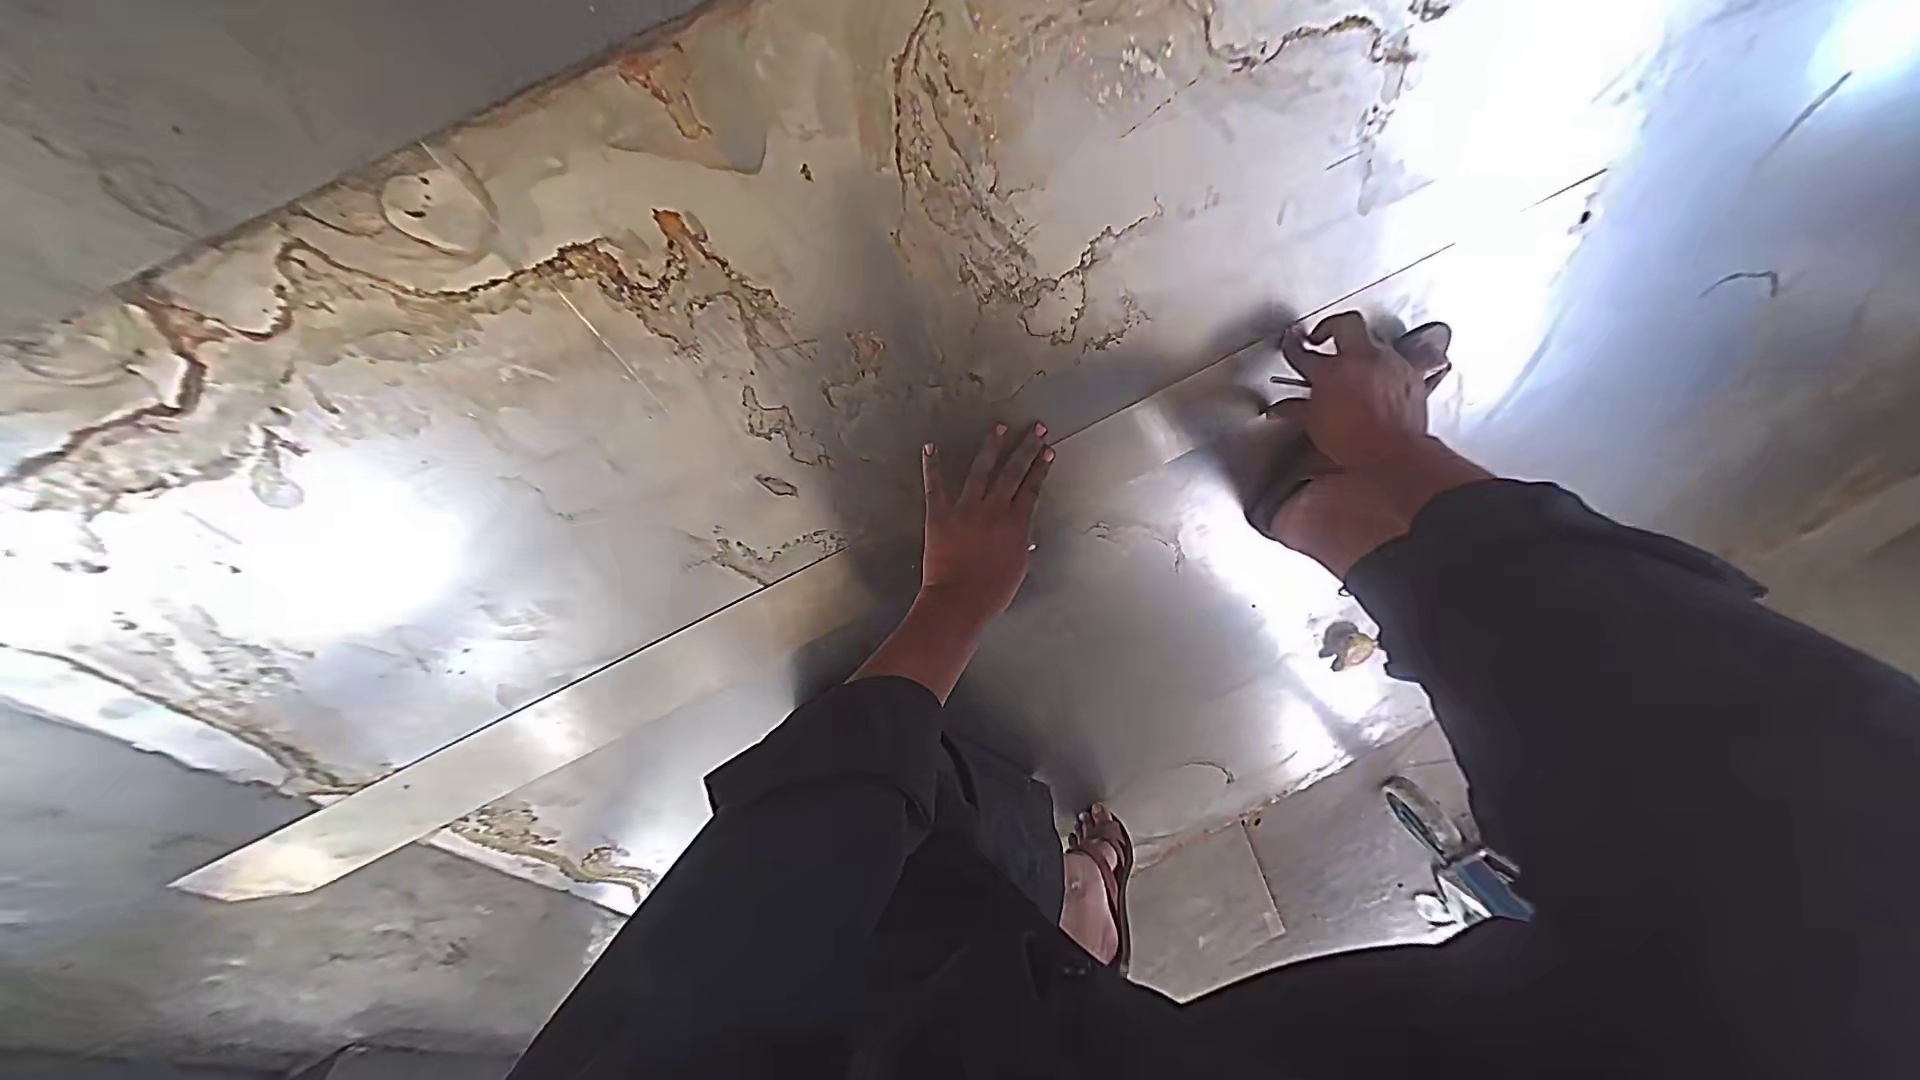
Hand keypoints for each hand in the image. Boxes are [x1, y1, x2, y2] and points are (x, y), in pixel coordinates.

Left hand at [851, 423, 1054, 700]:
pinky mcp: (939, 514)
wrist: (958, 601)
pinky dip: (932, 465)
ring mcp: (965, 509)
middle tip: (1034, 427)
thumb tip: (1024, 533)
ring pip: (981, 470)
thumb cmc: (992, 592)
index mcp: (1015, 524)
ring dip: (991, 446)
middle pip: (1012, 472)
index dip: (1040, 467)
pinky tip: (931, 446)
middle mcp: (993, 510)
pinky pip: (935, 485)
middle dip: (1025, 447)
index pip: (1031, 488)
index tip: (1047, 450)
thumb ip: (1021, 543)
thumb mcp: (1018, 567)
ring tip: (998, 427)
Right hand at [1271, 311, 1492, 523]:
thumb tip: (1282, 408)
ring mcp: (1389, 363)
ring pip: (1374, 340)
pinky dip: (1384, 365)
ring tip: (1350, 361)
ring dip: (1359, 348)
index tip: (1292, 341)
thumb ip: (1297, 409)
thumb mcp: (1314, 424)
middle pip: (1346, 324)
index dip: (1293, 345)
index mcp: (1331, 371)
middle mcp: (1362, 359)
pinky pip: (1397, 359)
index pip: (1304, 351)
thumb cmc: (1353, 440)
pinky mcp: (1410, 373)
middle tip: (1321, 336)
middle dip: (1330, 327)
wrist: (1393, 452)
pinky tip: (1378, 375)